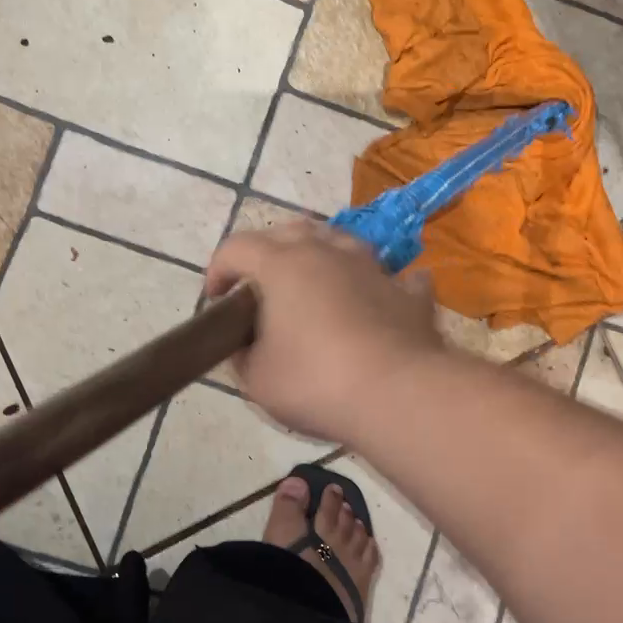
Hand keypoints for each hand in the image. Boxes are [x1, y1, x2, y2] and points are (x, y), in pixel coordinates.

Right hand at [204, 221, 442, 442]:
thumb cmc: (316, 381)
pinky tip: (379, 294)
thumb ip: (245, 354)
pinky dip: (379, 282)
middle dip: (268, 250)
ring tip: (315, 281)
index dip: (219, 269)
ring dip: (322, 254)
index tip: (215, 299)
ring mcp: (371, 267)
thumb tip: (247, 345)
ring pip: (341, 240)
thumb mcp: (258, 379)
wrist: (397, 392)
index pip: (237, 247)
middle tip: (261, 284)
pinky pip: (391, 275)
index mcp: (283, 264)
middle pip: (290, 231)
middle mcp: (327, 252)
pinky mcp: (407, 292)